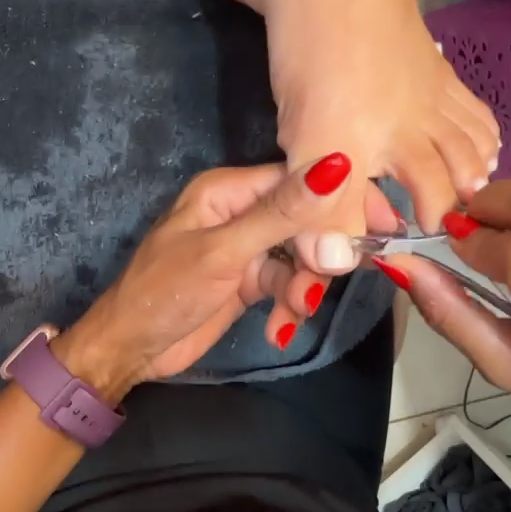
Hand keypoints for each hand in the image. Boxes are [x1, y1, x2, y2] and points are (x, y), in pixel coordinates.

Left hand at [55, 152, 355, 396]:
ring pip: (299, 257)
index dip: (337, 202)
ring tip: (296, 309)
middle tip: (320, 281)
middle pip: (304, 220)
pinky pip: (286, 284)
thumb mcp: (224, 251)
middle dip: (317, 253)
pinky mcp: (247, 282)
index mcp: (226, 191)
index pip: (297, 181)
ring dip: (304, 285)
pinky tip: (283, 326)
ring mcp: (244, 250)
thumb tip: (337, 163)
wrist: (132, 348)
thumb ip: (280, 213)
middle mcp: (238, 214)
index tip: (378, 225)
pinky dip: (290, 303)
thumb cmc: (166, 292)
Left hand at [166, 0, 499, 266]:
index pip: (441, 191)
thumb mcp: (322, 134)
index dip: (434, 229)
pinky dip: (393, 110)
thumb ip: (324, 208)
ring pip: (417, 118)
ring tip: (421, 195)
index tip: (422, 265)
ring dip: (419, 155)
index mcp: (406, 126)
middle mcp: (404, 96)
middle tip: (420, 239)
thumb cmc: (318, 31)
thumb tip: (334, 274)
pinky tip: (379, 123)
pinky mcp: (329, 38)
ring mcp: (372, 63)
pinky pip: (377, 84)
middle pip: (441, 153)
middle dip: (431, 199)